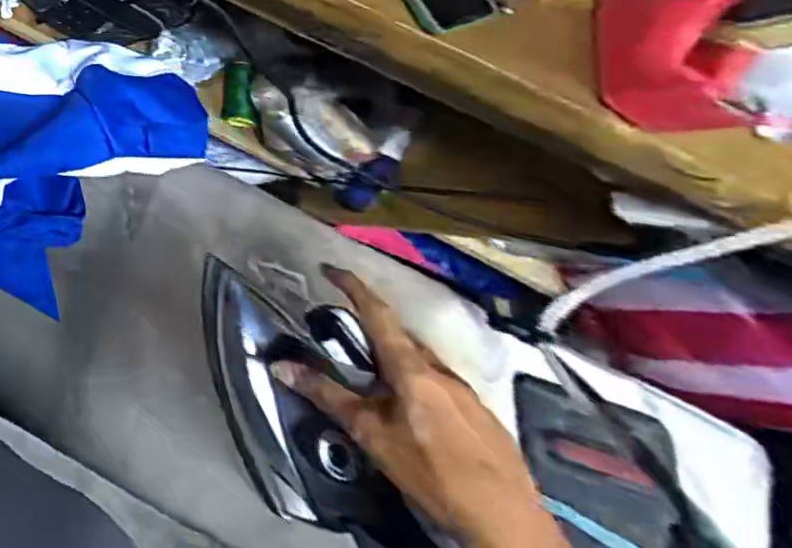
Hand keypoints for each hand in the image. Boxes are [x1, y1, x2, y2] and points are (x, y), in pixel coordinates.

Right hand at [273, 265, 565, 547]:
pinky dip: (419, 384)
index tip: (331, 269)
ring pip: (423, 362)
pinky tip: (415, 414)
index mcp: (412, 368)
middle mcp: (441, 371)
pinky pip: (442, 385)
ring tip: (376, 380)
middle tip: (347, 336)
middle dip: (373, 329)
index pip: (377, 313)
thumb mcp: (372, 436)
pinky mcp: (483, 417)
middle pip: (401, 337)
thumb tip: (282, 366)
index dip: (352, 287)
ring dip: (396, 360)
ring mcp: (467, 394)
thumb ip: (328, 397)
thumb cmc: (435, 474)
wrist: (509, 524)